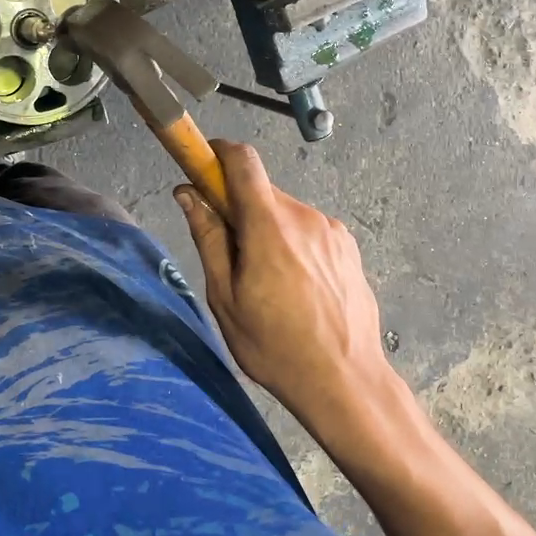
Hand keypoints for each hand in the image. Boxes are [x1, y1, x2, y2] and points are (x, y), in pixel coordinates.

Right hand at [176, 140, 392, 421]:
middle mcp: (304, 217)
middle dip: (239, 209)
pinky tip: (295, 288)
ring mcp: (331, 230)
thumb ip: (208, 238)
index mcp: (269, 226)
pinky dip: (292, 244)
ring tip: (267, 283)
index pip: (242, 160)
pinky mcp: (348, 246)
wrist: (346, 382)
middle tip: (230, 255)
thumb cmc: (275, 347)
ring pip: (284, 212)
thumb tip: (188, 194)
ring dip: (267, 230)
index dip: (217, 153)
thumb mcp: (225, 297)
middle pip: (261, 190)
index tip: (201, 166)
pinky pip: (308, 230)